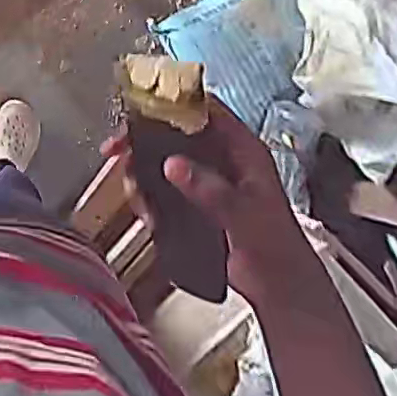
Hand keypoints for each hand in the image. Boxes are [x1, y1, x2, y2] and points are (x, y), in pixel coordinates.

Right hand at [101, 98, 320, 301]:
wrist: (280, 291)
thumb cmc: (276, 249)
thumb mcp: (244, 215)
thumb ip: (210, 189)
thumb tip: (172, 164)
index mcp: (242, 151)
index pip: (206, 111)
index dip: (173, 104)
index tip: (139, 109)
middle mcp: (221, 160)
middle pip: (175, 134)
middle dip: (143, 140)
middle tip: (116, 149)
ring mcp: (206, 182)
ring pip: (164, 162)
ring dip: (141, 172)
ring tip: (132, 189)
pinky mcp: (194, 204)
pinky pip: (163, 189)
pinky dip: (147, 195)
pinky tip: (144, 210)